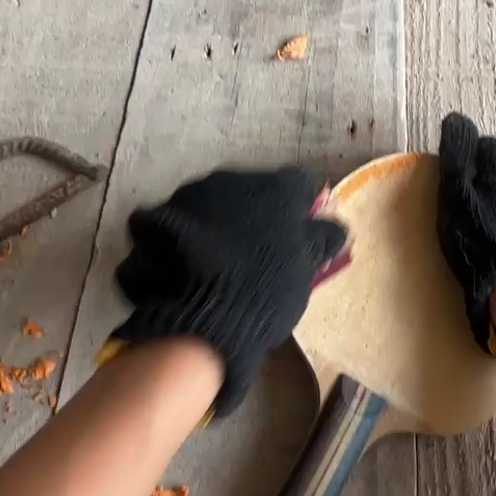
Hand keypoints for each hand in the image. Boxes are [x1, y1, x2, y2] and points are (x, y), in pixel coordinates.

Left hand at [112, 168, 347, 413]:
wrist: (197, 317)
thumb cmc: (263, 293)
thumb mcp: (304, 271)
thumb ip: (320, 241)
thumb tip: (335, 225)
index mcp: (279, 189)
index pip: (300, 185)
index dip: (300, 208)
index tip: (297, 234)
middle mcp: (237, 178)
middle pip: (255, 190)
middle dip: (257, 213)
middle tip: (255, 251)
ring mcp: (195, 192)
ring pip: (216, 200)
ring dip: (220, 221)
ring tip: (216, 261)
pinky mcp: (160, 212)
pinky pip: (181, 218)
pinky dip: (187, 233)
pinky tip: (186, 264)